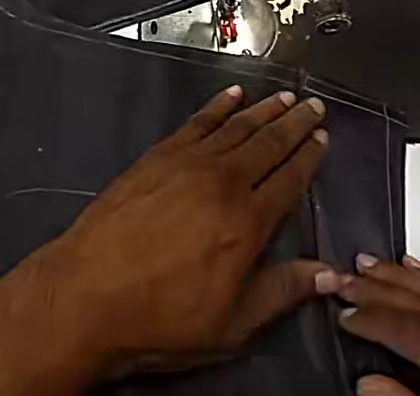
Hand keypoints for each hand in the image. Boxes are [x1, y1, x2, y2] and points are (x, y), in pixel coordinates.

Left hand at [36, 85, 336, 373]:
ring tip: (284, 97)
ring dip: (263, 109)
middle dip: (295, 123)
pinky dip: (218, 105)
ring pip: (237, 126)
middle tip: (314, 105)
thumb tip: (330, 274)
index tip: (322, 139)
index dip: (308, 158)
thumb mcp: (232, 323)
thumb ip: (283, 291)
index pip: (289, 180)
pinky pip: (198, 121)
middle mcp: (223, 181)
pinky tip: (232, 96)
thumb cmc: (162, 316)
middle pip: (268, 143)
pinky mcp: (160, 154)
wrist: (89, 292)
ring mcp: (189, 162)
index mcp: (246, 221)